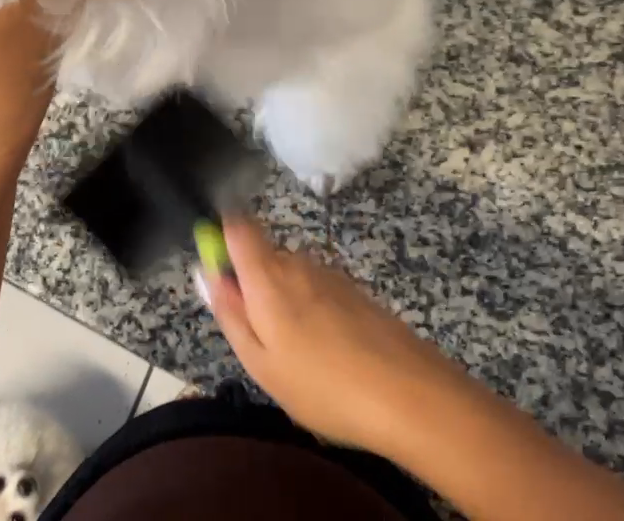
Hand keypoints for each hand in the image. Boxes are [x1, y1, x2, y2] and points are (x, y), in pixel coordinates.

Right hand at [199, 217, 475, 456]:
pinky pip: (321, 292)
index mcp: (268, 277)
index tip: (220, 269)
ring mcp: (333, 277)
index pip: (237, 226)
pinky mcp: (360, 295)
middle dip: (254, 284)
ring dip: (287, 302)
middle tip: (261, 336)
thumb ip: (231, 314)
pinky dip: (316, 314)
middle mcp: (299, 264)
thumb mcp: (261, 363)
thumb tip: (208, 275)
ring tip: (300, 356)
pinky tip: (332, 357)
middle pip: (264, 255)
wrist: (414, 398)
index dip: (222, 234)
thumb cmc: (324, 386)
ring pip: (294, 277)